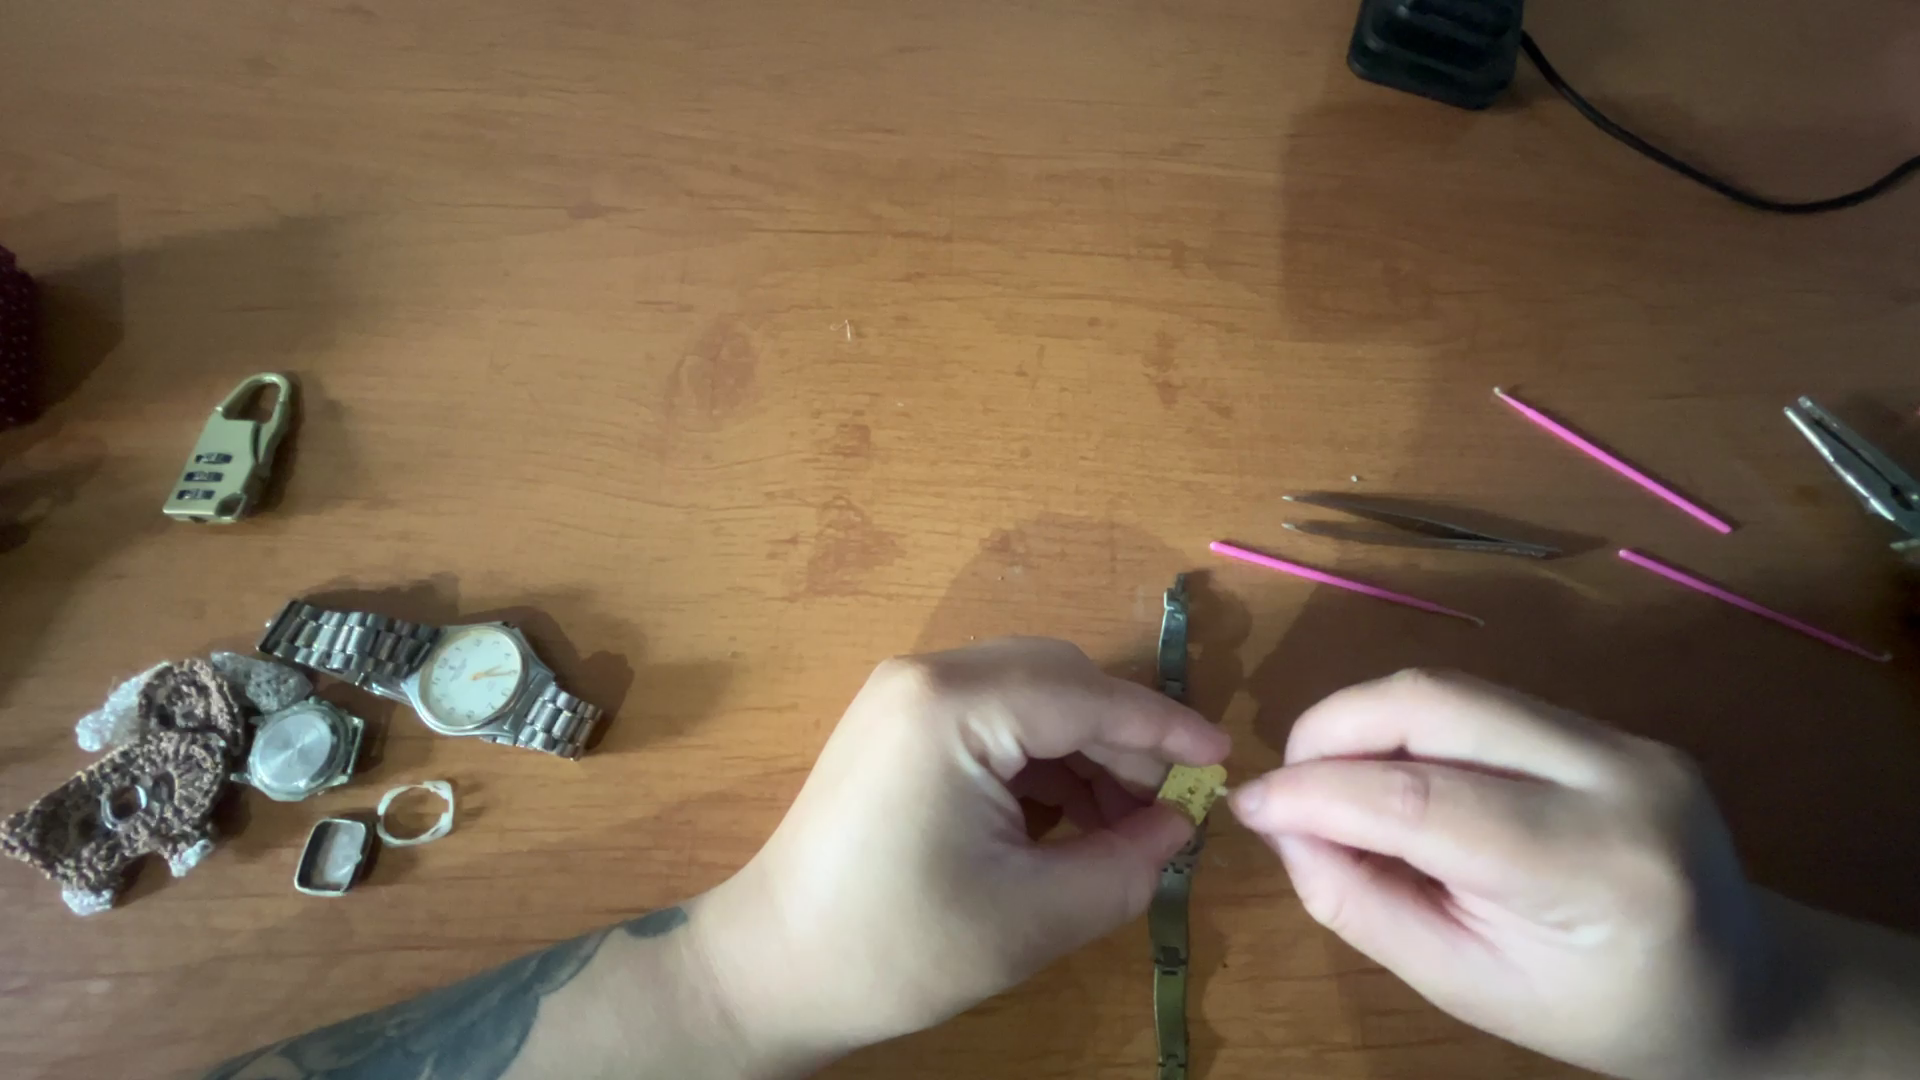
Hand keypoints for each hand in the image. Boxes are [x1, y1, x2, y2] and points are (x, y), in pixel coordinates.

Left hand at [697, 638, 1230, 1066]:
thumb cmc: (900, 946)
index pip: (1084, 696)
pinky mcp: (901, 716)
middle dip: (1122, 735)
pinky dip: (1040, 752)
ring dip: (1083, 744)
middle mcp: (927, 674)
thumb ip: (1126, 862)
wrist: (774, 963)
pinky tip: (1069, 807)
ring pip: (1029, 691)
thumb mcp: (1034, 916)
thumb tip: (1179, 823)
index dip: (1162, 727)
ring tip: (1125, 816)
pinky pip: (994, 713)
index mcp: (953, 706)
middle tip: (1169, 803)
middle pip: (1058, 679)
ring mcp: (906, 689)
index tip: (1221, 757)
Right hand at [1231, 670, 1784, 1079]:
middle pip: (1425, 702)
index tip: (1247, 806)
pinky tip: (1388, 772)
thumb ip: (1354, 901)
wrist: (1749, 986)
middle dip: (1326, 730)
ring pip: (1435, 686)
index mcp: (1596, 871)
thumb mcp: (1459, 985)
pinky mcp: (1598, 718)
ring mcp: (1616, 736)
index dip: (1311, 793)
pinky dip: (1395, 726)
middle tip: (1287, 783)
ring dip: (1354, 722)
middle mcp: (1617, 777)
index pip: (1419, 800)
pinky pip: (1461, 698)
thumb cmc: (1595, 1007)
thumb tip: (1278, 822)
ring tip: (1330, 780)